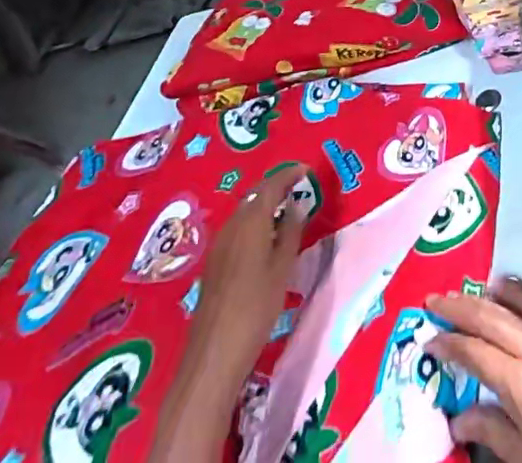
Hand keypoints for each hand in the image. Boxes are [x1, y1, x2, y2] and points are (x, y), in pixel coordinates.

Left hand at [147, 164, 309, 461]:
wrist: (215, 350)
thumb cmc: (257, 306)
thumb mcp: (283, 268)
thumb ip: (291, 231)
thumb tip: (298, 203)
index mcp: (250, 221)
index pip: (270, 186)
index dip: (289, 175)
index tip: (306, 171)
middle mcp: (231, 224)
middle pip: (255, 196)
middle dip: (277, 187)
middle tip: (300, 188)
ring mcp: (219, 242)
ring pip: (245, 212)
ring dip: (265, 205)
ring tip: (288, 211)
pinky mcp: (215, 260)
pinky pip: (238, 228)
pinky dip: (255, 222)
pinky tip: (267, 238)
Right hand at [426, 277, 521, 462]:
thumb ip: (490, 430)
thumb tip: (458, 417)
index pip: (475, 352)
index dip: (448, 343)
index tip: (429, 339)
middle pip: (489, 318)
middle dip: (457, 307)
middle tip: (432, 301)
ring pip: (511, 307)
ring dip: (481, 296)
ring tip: (458, 293)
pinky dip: (515, 293)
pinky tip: (501, 286)